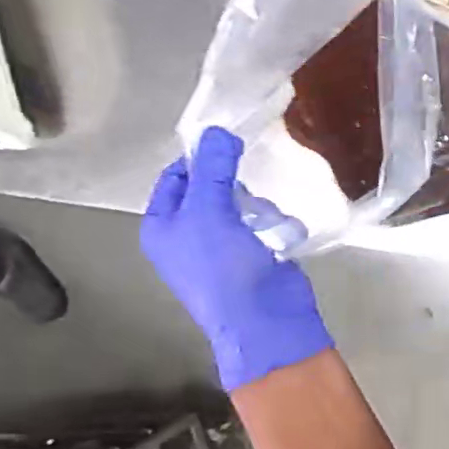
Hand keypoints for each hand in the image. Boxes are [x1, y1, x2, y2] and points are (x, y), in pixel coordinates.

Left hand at [143, 128, 332, 390]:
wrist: (264, 319)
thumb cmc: (223, 266)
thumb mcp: (210, 211)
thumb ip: (214, 169)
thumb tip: (218, 130)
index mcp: (163, 227)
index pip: (176, 178)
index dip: (200, 160)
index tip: (229, 148)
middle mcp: (189, 238)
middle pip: (214, 192)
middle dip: (236, 188)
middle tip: (249, 190)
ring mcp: (226, 252)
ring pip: (246, 209)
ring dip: (262, 209)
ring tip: (269, 221)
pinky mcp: (259, 260)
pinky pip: (268, 230)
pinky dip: (278, 228)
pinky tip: (285, 236)